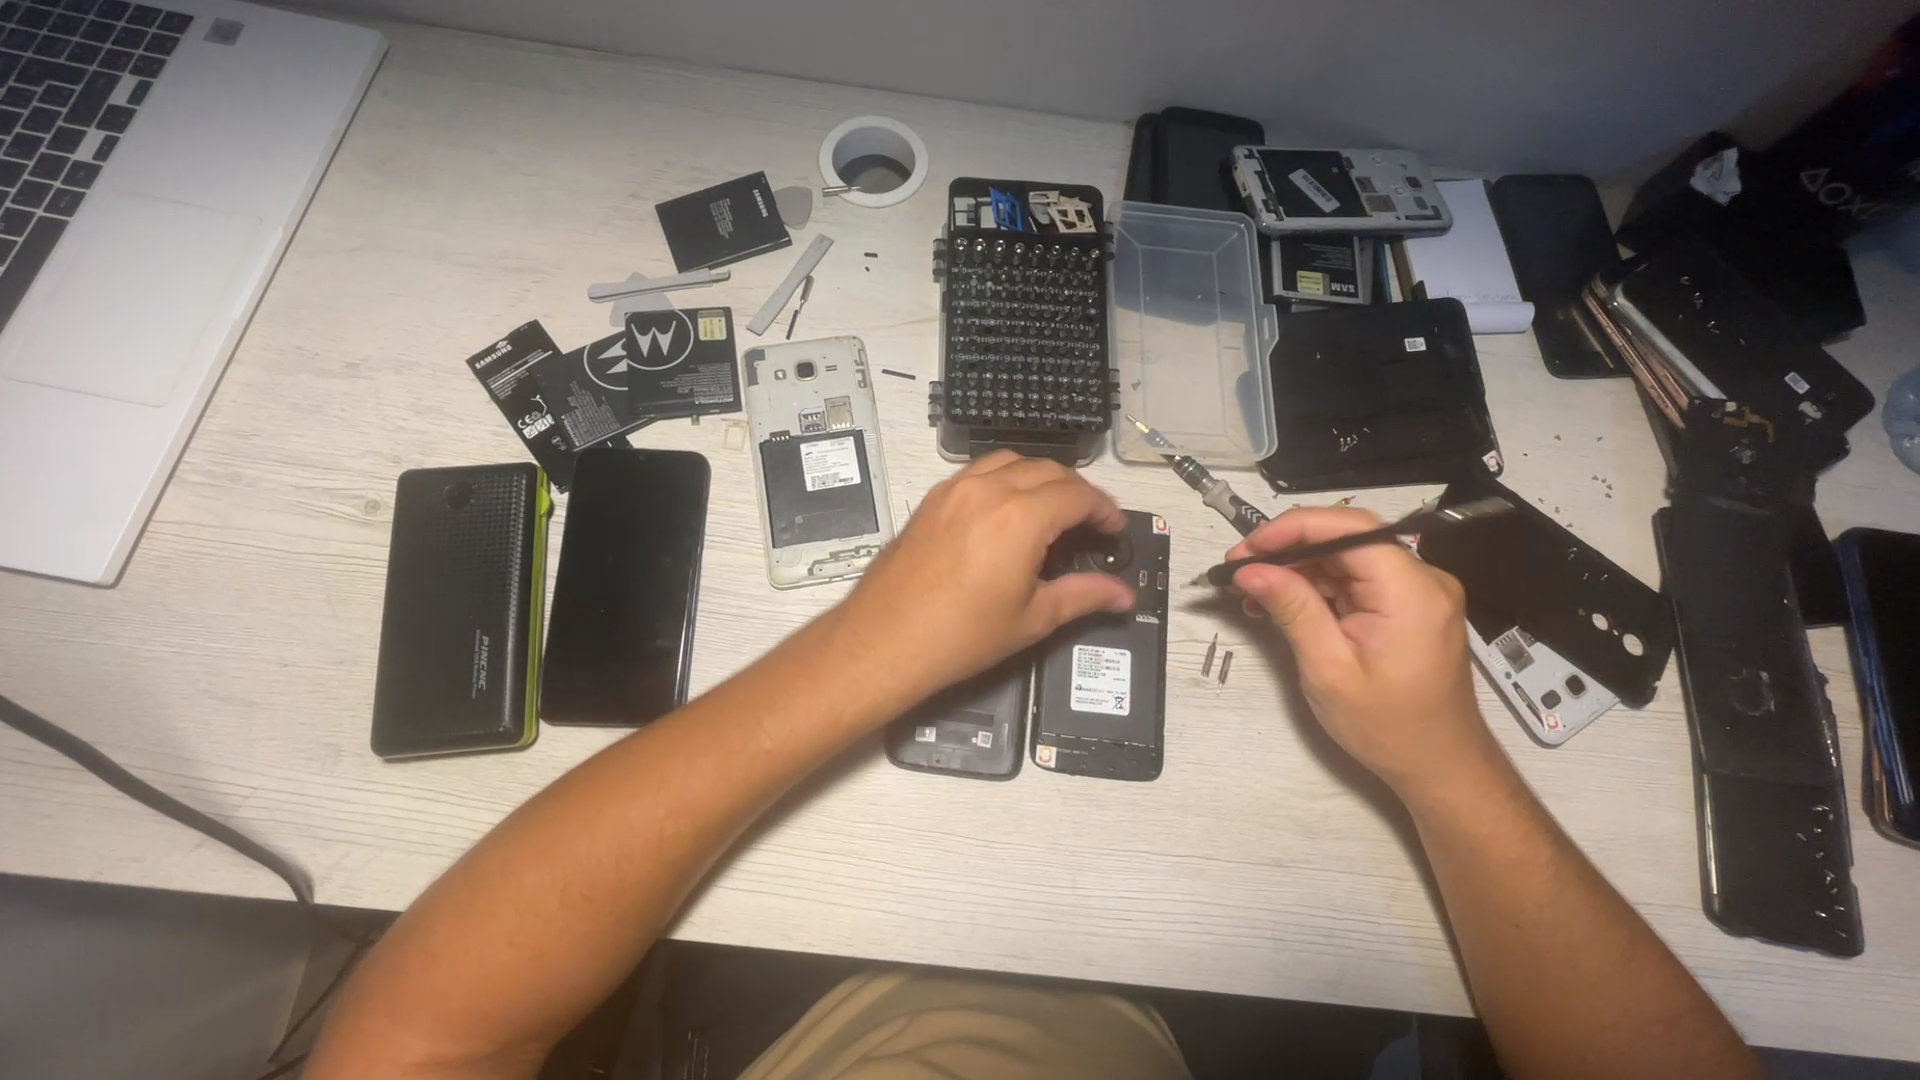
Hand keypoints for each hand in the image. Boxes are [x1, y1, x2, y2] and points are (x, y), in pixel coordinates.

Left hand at [835, 451, 1134, 708]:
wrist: (883, 641)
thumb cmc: (962, 636)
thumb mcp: (1032, 618)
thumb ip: (1084, 596)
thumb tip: (1124, 595)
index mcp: (1020, 517)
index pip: (1077, 494)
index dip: (1104, 510)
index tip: (1114, 530)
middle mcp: (988, 490)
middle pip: (1048, 470)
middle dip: (1077, 491)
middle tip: (1090, 524)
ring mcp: (954, 490)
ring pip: (1011, 461)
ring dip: (1041, 477)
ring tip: (1053, 510)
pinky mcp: (932, 500)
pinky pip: (978, 472)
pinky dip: (1005, 479)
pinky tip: (1007, 511)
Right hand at [1228, 507, 1494, 796]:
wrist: (1439, 766)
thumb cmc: (1386, 726)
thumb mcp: (1328, 669)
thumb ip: (1292, 609)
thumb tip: (1249, 569)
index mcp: (1411, 592)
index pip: (1350, 529)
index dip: (1293, 528)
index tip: (1247, 548)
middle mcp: (1421, 580)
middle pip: (1347, 538)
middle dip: (1288, 546)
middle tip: (1238, 566)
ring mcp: (1416, 591)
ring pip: (1346, 557)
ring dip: (1296, 568)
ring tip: (1250, 589)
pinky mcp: (1406, 606)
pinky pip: (1354, 580)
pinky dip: (1316, 586)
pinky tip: (1280, 602)